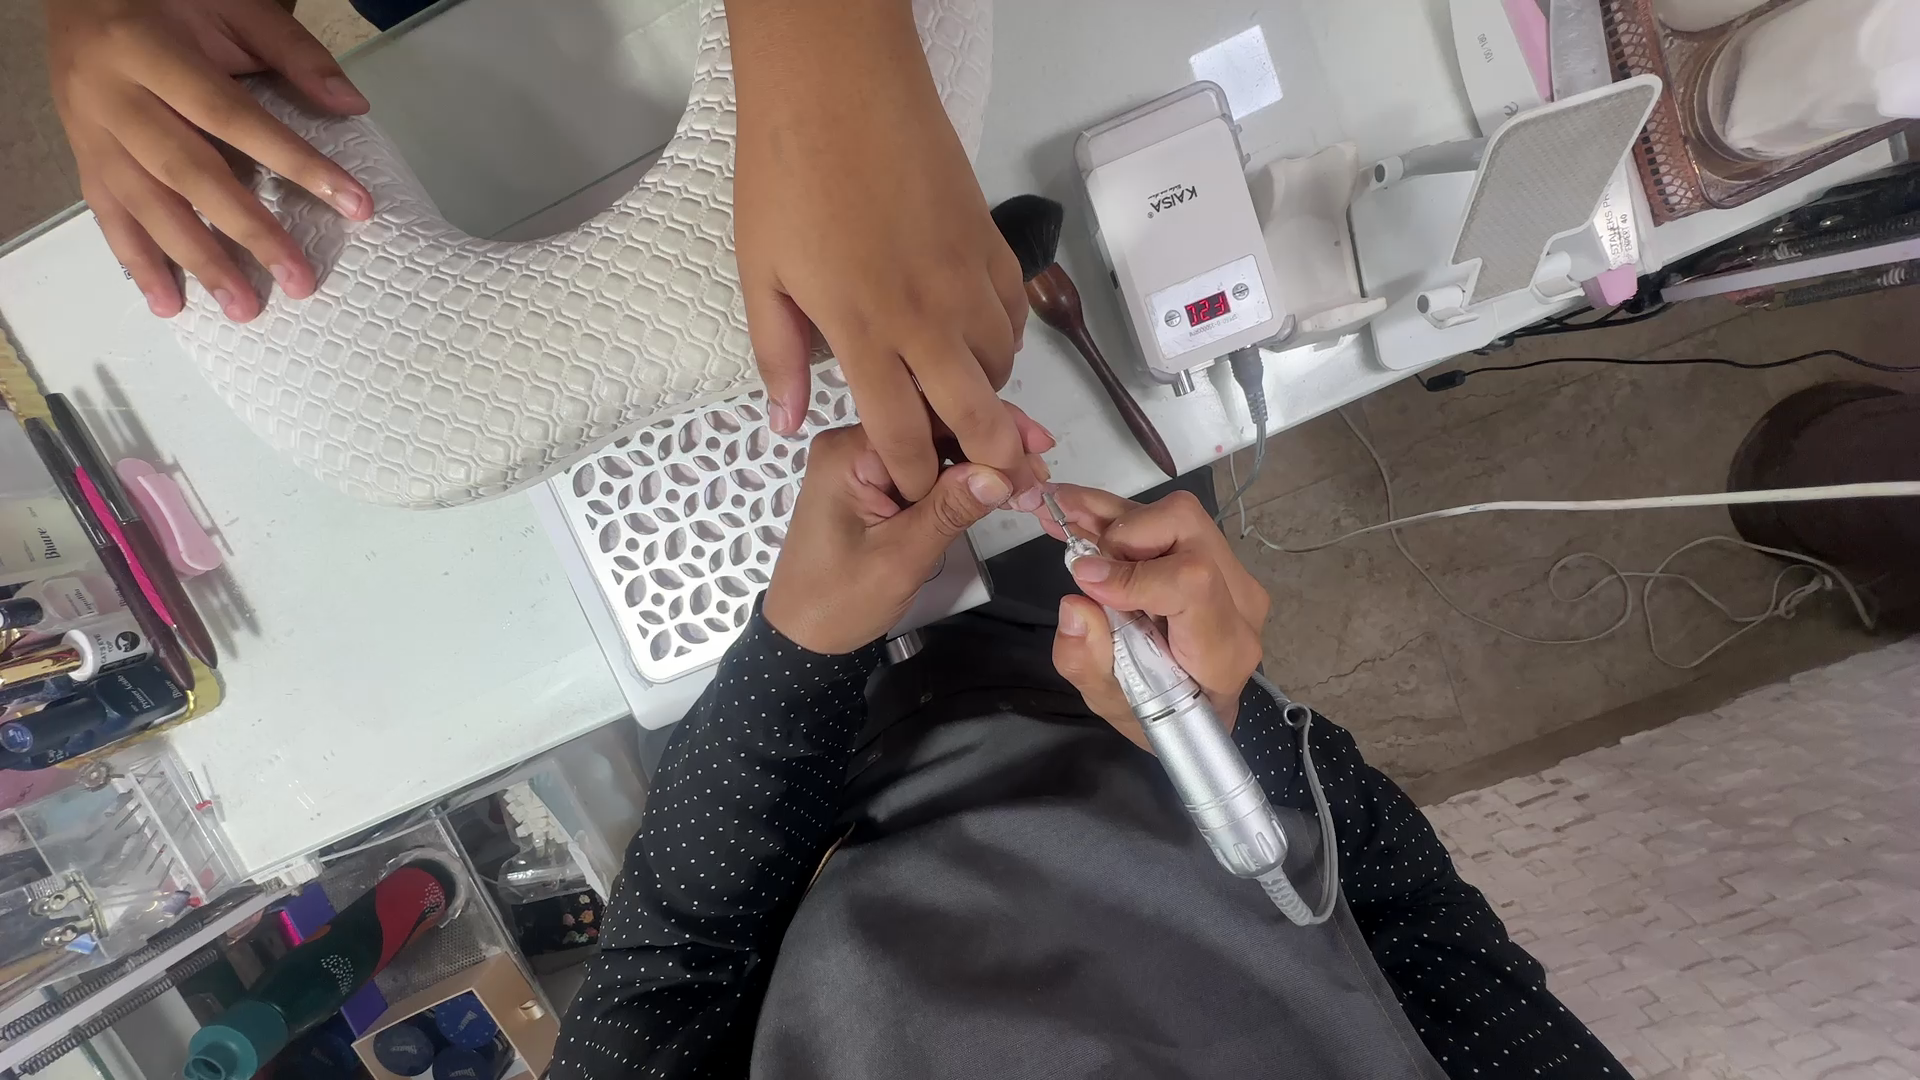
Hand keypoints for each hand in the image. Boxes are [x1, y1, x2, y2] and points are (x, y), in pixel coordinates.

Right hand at [44, 0, 374, 319]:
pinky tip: (169, 305)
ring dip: (196, 261)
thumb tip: (353, 105)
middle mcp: (108, 93)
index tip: (358, 207)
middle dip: (248, 232)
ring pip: (144, 204)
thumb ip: (293, 53)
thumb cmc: (176, 1)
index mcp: (146, 50)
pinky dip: (137, 262)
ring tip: (245, 310)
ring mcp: (88, 128)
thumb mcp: (234, 8)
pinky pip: (108, 214)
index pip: (233, 117)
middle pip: (187, 173)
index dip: (297, 163)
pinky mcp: (83, 154)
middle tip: (300, 284)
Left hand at [727, 0, 1035, 505]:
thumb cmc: (788, 174)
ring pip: (1003, 365)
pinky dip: (1005, 341)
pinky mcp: (990, 245)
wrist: (839, 81)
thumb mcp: (760, 272)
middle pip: (977, 413)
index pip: (903, 433)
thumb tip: (786, 422)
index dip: (915, 475)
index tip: (918, 491)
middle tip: (991, 475)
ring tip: (967, 396)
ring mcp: (967, 281)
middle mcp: (927, 319)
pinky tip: (981, 340)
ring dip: (989, 393)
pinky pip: (1015, 315)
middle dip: (989, 458)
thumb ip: (779, 356)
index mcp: (865, 333)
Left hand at [763, 415, 1049, 653]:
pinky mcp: (871, 482)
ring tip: (1030, 479)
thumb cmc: (840, 602)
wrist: (800, 637)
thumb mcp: (900, 558)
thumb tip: (1002, 472)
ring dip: (981, 460)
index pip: (929, 418)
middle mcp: (853, 443)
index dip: (988, 429)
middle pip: (933, 426)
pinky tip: (996, 486)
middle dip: (991, 442)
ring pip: (933, 446)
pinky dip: (960, 477)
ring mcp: (862, 462)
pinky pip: (922, 467)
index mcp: (850, 451)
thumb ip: (949, 511)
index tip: (1036, 451)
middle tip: (1042, 466)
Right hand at [1043, 487, 1270, 751]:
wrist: (1194, 709)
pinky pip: (1167, 518)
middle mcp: (1239, 601)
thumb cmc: (1159, 714)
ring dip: (1113, 517)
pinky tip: (1074, 506)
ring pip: (1175, 512)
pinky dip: (1116, 512)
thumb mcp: (1111, 703)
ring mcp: (1231, 572)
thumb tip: (1075, 604)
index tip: (1083, 579)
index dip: (1131, 573)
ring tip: (1059, 512)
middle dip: (1122, 537)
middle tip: (1086, 565)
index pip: (1190, 581)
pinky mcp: (1211, 555)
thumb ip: (1088, 661)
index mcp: (1222, 649)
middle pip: (1186, 527)